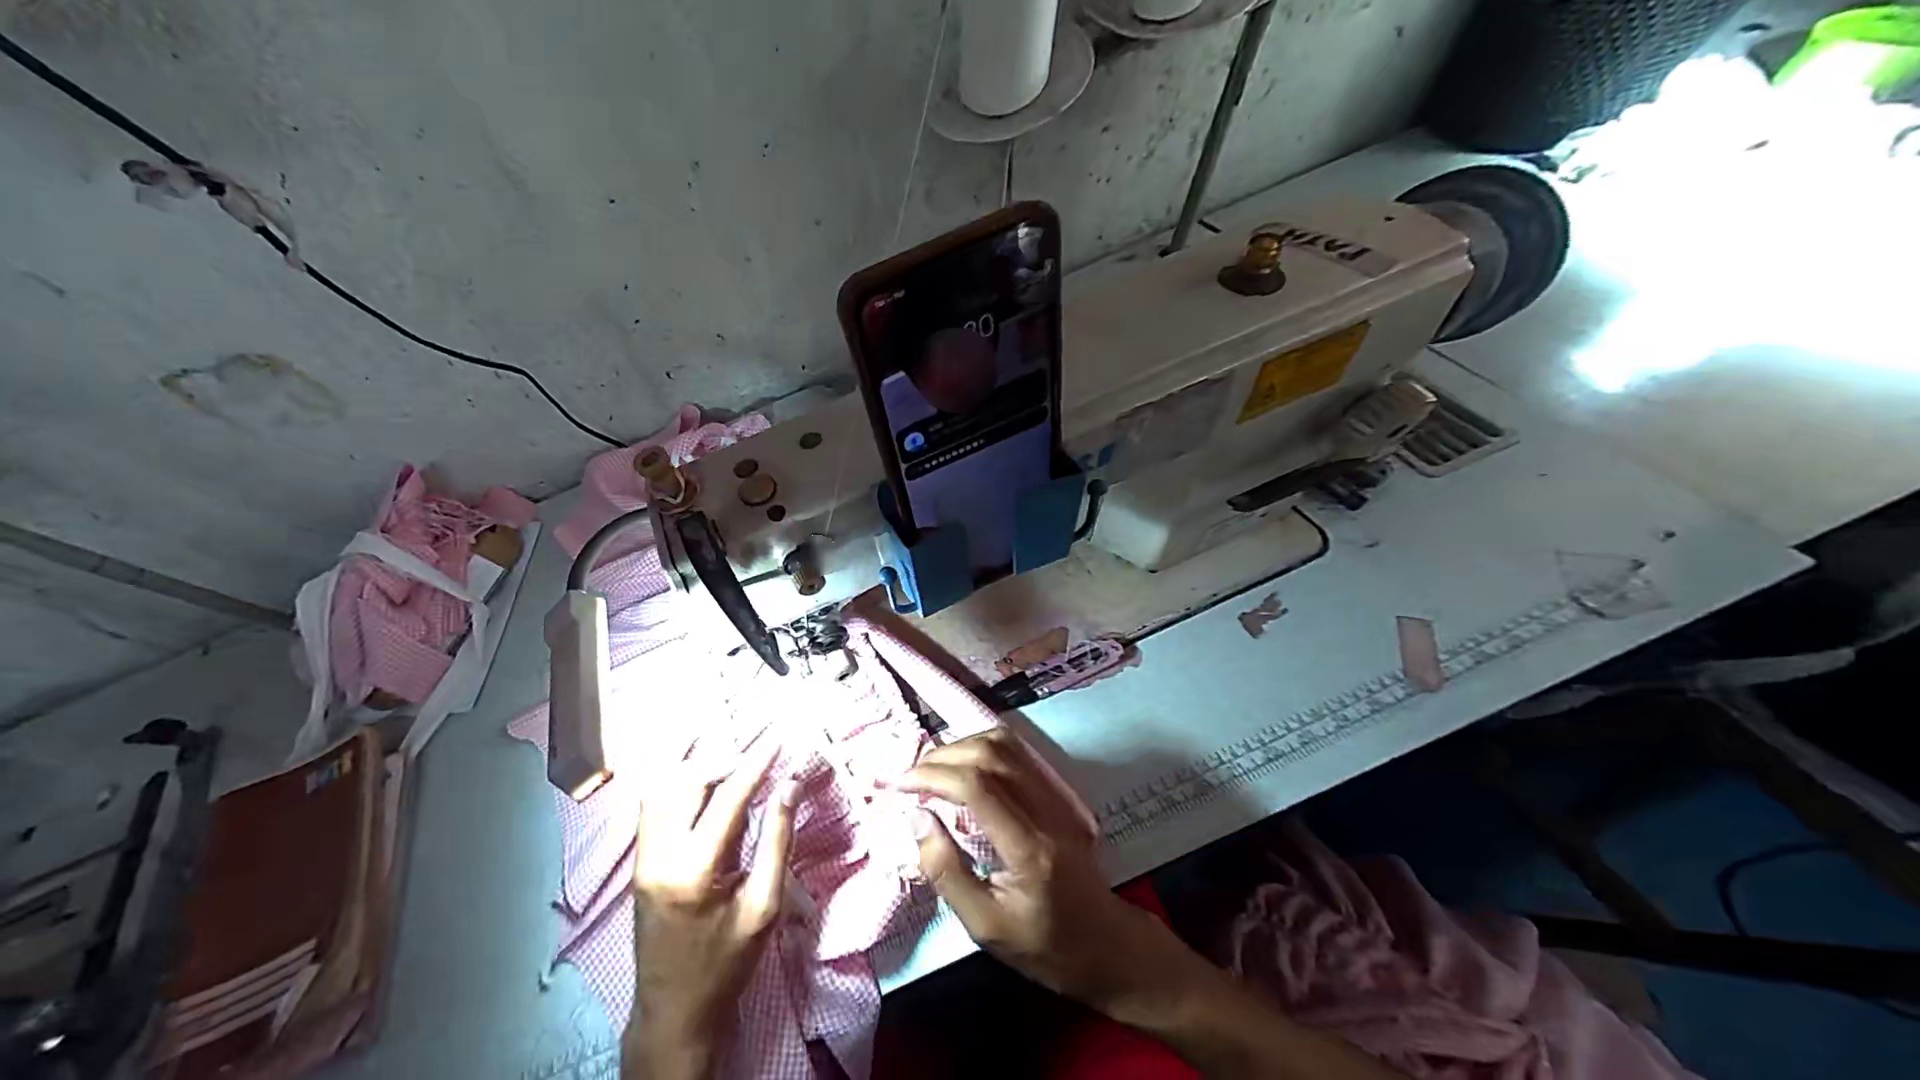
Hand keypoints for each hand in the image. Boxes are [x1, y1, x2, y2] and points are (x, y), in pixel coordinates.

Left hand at [626, 740, 796, 1079]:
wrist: (674, 1012)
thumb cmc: (728, 963)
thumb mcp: (764, 907)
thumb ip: (778, 842)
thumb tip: (789, 787)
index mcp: (694, 871)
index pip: (728, 799)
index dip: (755, 765)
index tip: (776, 740)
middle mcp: (659, 857)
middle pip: (688, 784)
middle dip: (724, 761)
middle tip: (756, 755)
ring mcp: (642, 860)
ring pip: (663, 791)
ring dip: (699, 770)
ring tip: (732, 764)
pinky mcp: (639, 865)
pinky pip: (653, 809)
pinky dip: (677, 786)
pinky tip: (701, 783)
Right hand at [896, 732, 1406, 1079]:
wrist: (1136, 960)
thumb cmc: (1068, 959)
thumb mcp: (999, 934)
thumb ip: (957, 876)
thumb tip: (925, 825)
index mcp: (1033, 842)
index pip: (974, 782)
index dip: (933, 771)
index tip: (898, 775)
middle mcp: (1052, 807)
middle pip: (996, 750)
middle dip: (946, 747)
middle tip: (910, 762)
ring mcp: (1065, 802)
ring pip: (1015, 748)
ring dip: (970, 745)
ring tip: (934, 760)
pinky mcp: (1072, 807)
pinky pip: (1027, 762)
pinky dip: (992, 755)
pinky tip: (973, 769)